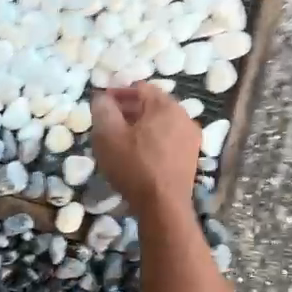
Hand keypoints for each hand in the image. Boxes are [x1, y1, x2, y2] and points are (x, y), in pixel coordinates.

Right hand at [89, 85, 200, 217]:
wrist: (163, 204)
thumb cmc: (133, 166)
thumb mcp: (108, 136)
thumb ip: (102, 110)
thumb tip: (101, 98)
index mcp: (164, 105)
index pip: (139, 88)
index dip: (117, 92)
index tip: (101, 104)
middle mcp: (183, 115)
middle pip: (152, 104)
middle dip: (129, 110)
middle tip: (108, 123)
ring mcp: (190, 137)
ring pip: (161, 123)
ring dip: (141, 126)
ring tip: (122, 140)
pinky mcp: (190, 156)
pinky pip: (168, 139)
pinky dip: (152, 140)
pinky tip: (139, 155)